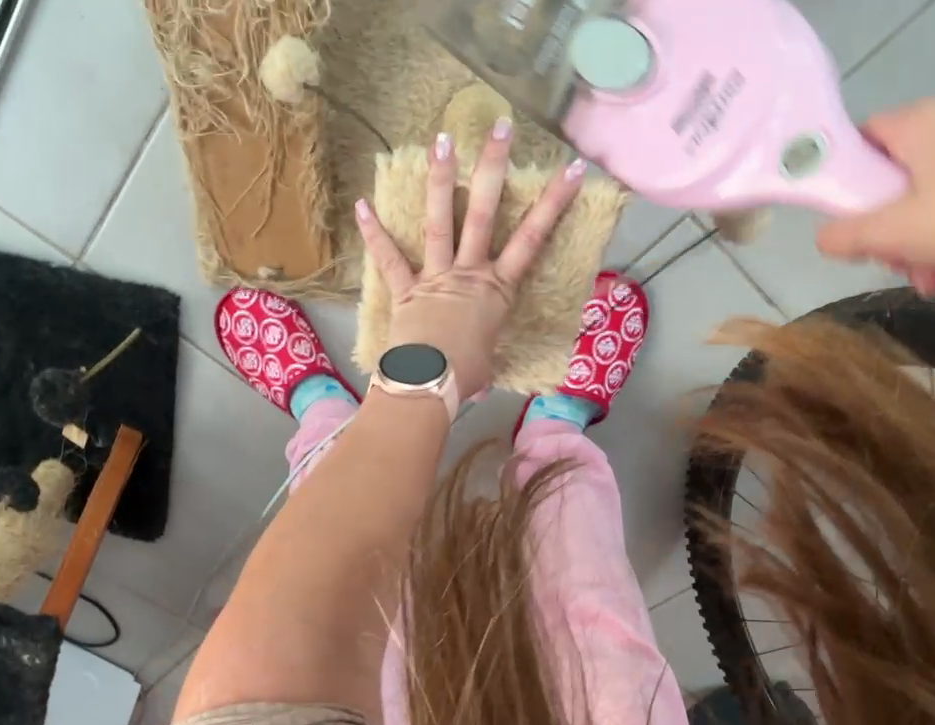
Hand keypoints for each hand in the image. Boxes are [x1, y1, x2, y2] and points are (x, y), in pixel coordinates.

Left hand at [356, 120, 586, 398]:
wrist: (427, 387)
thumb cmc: (463, 379)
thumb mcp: (487, 360)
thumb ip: (485, 344)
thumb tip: (479, 357)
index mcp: (497, 291)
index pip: (533, 239)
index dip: (553, 203)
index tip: (572, 168)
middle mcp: (468, 275)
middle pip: (483, 214)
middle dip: (493, 168)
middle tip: (499, 126)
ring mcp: (435, 278)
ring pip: (439, 222)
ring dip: (440, 180)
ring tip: (441, 140)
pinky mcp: (405, 291)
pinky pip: (389, 259)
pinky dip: (375, 233)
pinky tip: (362, 205)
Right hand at [817, 100, 934, 310]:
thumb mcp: (888, 234)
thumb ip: (842, 236)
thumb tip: (826, 238)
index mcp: (919, 124)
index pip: (864, 138)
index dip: (848, 178)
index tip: (848, 219)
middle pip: (901, 182)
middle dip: (894, 235)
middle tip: (898, 268)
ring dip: (930, 251)